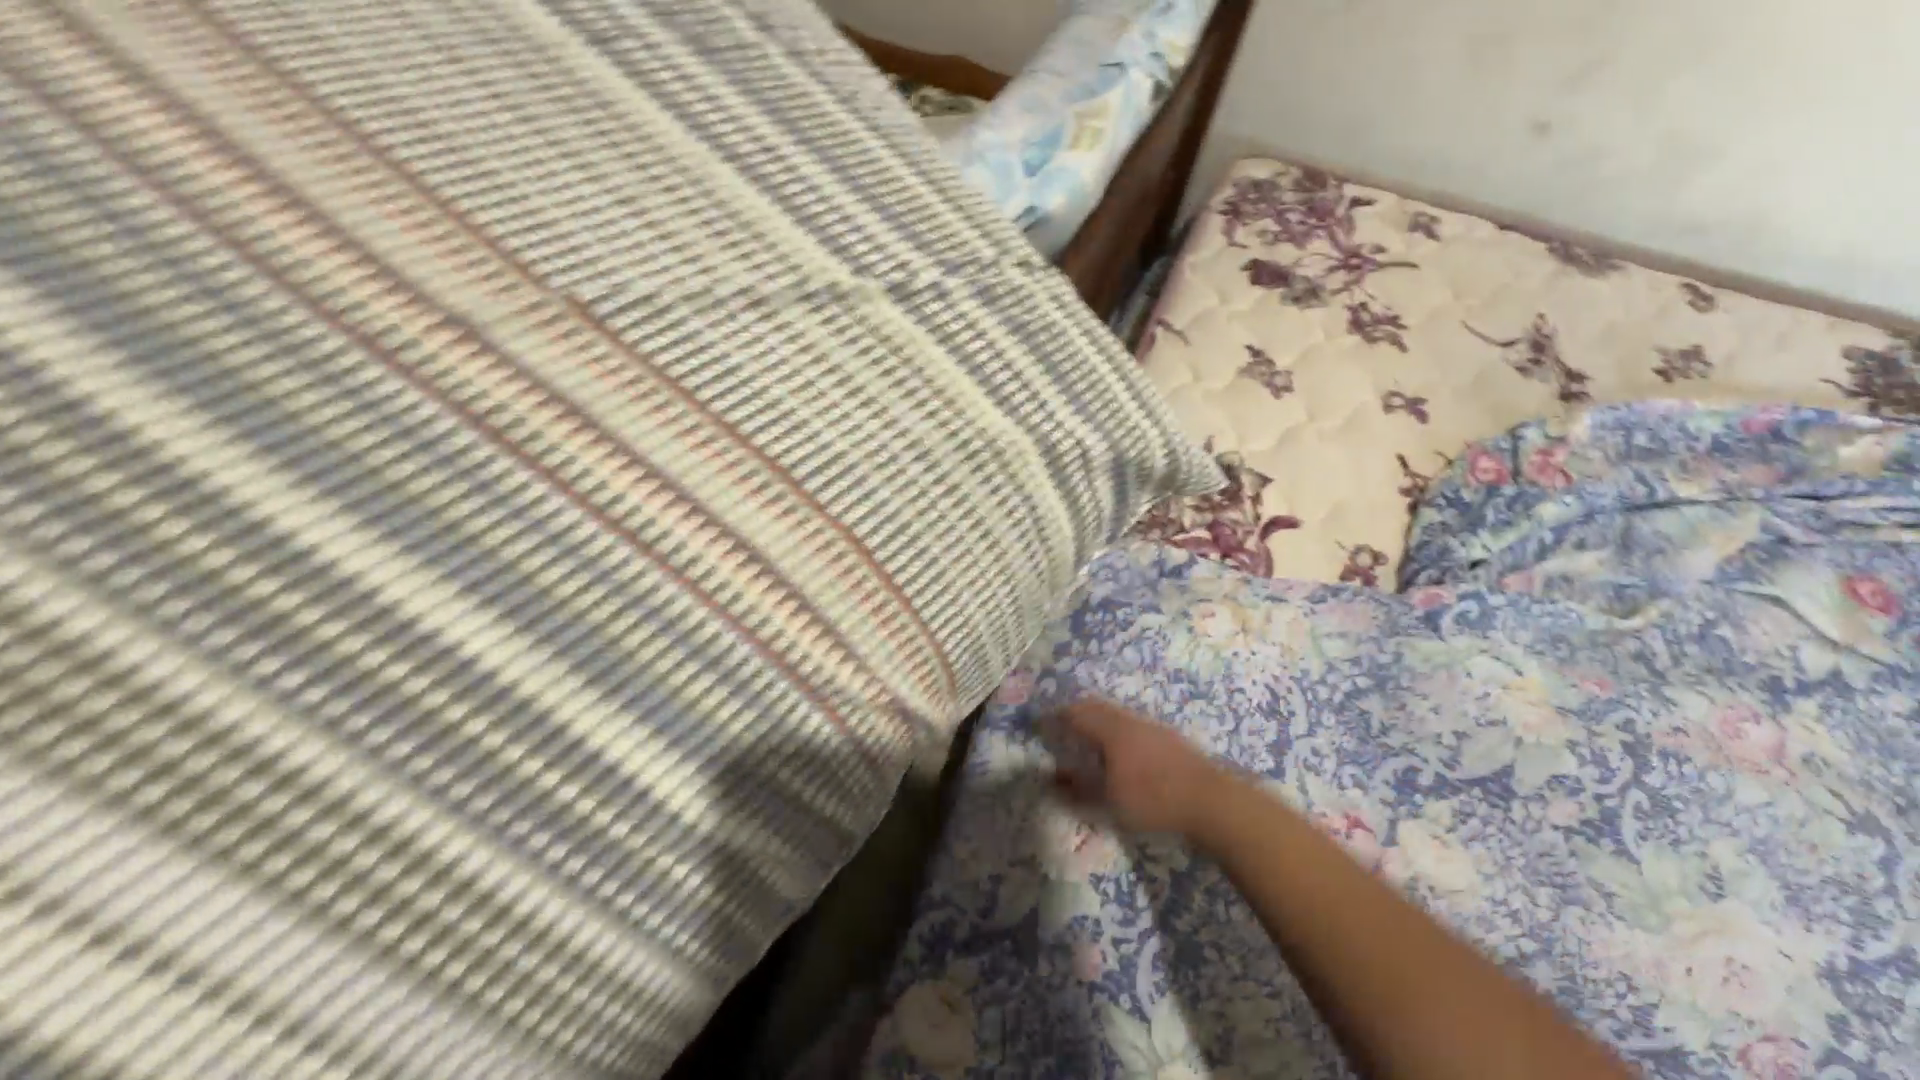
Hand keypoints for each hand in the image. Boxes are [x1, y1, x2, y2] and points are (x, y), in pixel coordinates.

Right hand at [1049, 701, 1228, 835]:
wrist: (1212, 802)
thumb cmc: (1153, 800)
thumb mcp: (1109, 800)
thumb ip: (1078, 788)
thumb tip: (1051, 777)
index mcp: (1112, 730)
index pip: (1077, 712)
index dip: (1056, 716)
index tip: (1041, 722)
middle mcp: (1131, 721)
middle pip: (1098, 708)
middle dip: (1077, 714)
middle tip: (1061, 725)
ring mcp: (1154, 728)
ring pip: (1118, 716)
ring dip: (1099, 722)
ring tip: (1088, 740)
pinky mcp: (1171, 740)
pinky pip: (1134, 726)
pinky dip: (1117, 732)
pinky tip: (1122, 752)